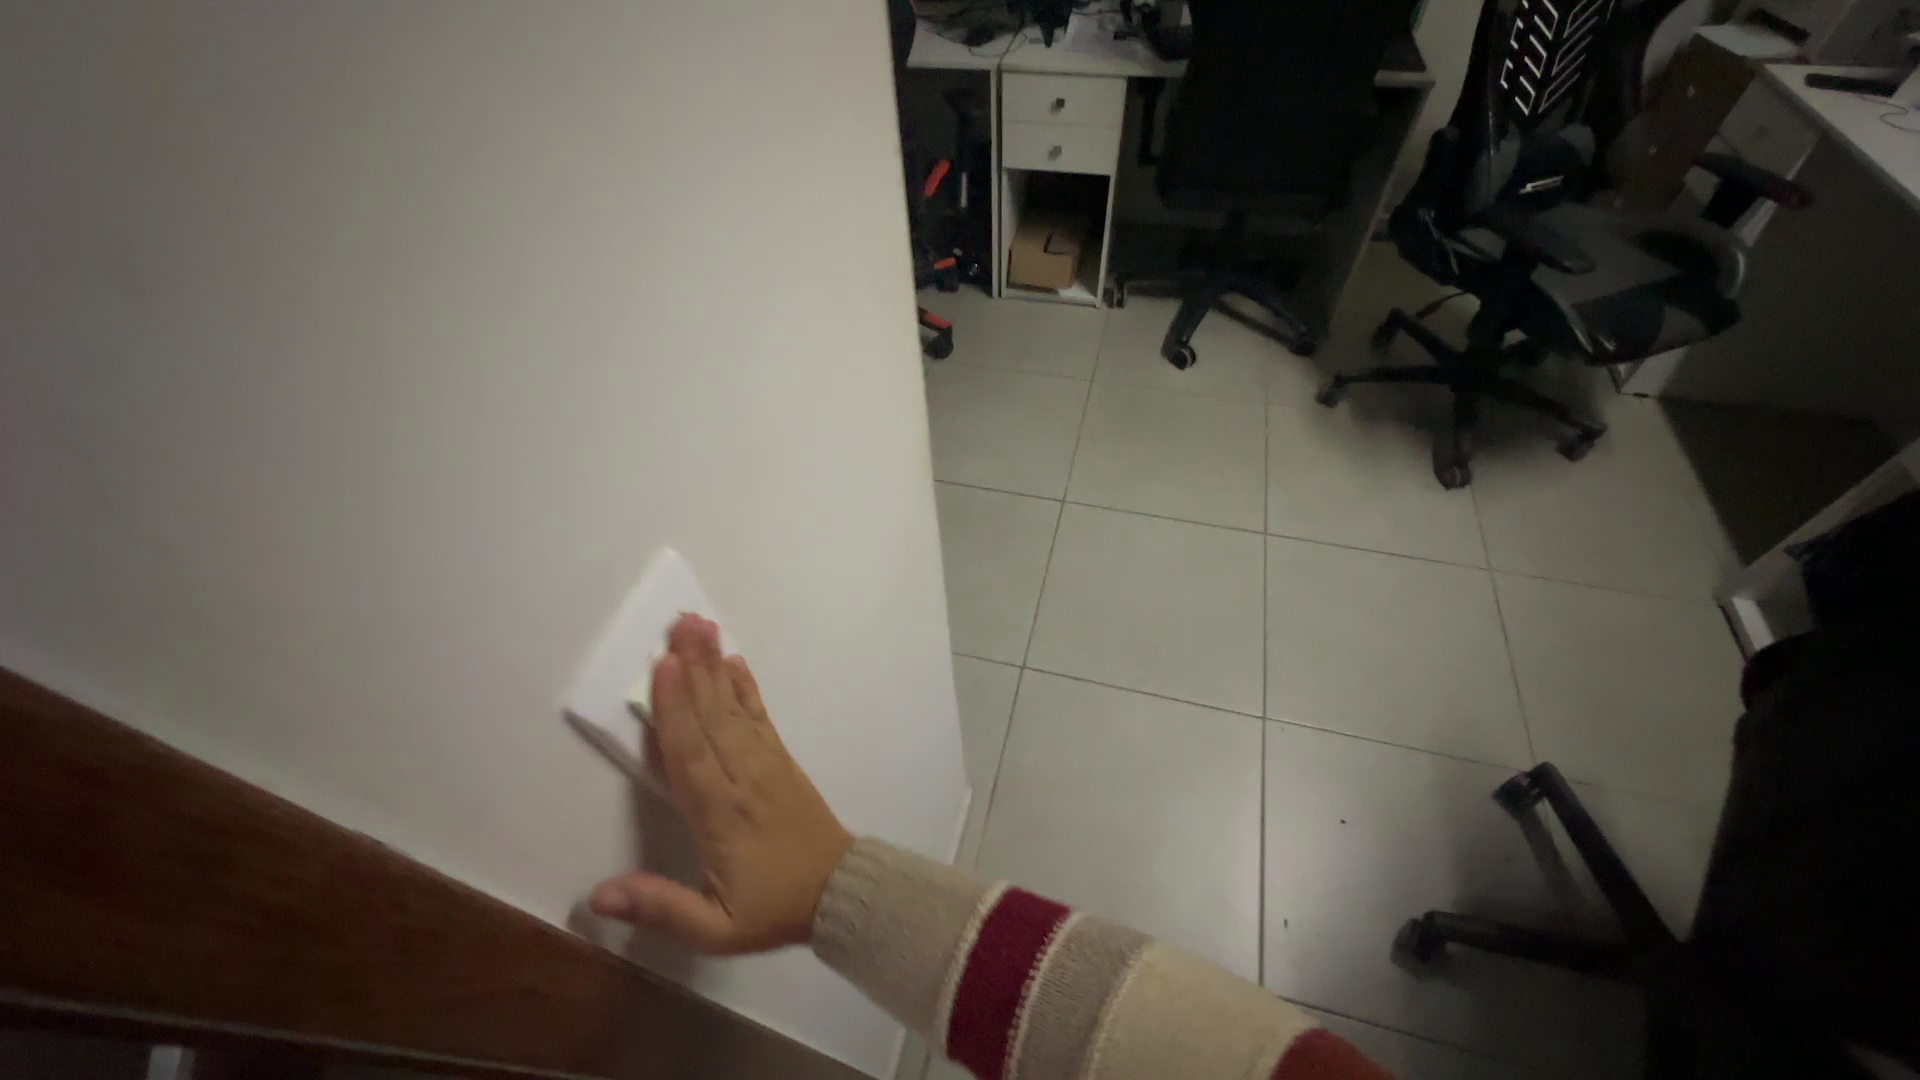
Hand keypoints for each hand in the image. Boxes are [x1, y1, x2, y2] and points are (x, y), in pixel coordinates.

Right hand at [588, 614, 853, 954]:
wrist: (838, 892)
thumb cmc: (772, 907)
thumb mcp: (715, 928)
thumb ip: (660, 908)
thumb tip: (597, 896)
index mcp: (721, 814)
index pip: (692, 752)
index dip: (676, 707)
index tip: (665, 665)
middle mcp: (743, 778)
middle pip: (713, 716)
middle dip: (696, 666)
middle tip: (683, 621)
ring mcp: (766, 764)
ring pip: (735, 709)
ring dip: (717, 666)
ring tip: (703, 627)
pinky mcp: (781, 761)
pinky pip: (761, 718)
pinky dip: (748, 689)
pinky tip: (736, 664)